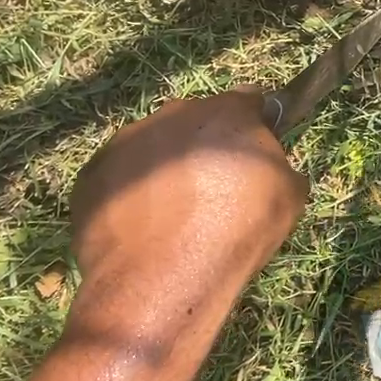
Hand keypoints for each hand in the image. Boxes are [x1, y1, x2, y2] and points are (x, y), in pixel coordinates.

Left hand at [69, 89, 305, 311]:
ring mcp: (127, 142)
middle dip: (207, 143)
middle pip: (198, 120)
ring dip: (167, 164)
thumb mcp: (289, 192)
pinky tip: (142, 225)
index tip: (255, 152)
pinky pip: (121, 174)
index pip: (249, 101)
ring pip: (156, 145)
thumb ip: (277, 163)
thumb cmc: (237, 228)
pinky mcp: (91, 175)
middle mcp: (176, 113)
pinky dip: (133, 191)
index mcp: (229, 110)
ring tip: (173, 211)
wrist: (161, 279)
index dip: (255, 124)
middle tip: (216, 184)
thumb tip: (264, 167)